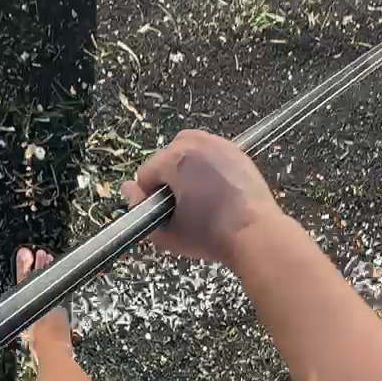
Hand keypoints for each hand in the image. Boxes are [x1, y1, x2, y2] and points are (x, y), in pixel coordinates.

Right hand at [121, 129, 287, 264]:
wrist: (253, 233)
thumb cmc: (211, 235)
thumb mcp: (166, 231)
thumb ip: (139, 208)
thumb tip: (128, 190)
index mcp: (176, 160)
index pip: (146, 172)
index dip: (148, 195)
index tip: (161, 211)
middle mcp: (197, 145)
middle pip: (166, 156)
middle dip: (167, 177)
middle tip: (179, 204)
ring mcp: (219, 145)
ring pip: (188, 148)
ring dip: (184, 167)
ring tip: (194, 195)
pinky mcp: (236, 151)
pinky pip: (210, 152)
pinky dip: (205, 165)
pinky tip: (212, 189)